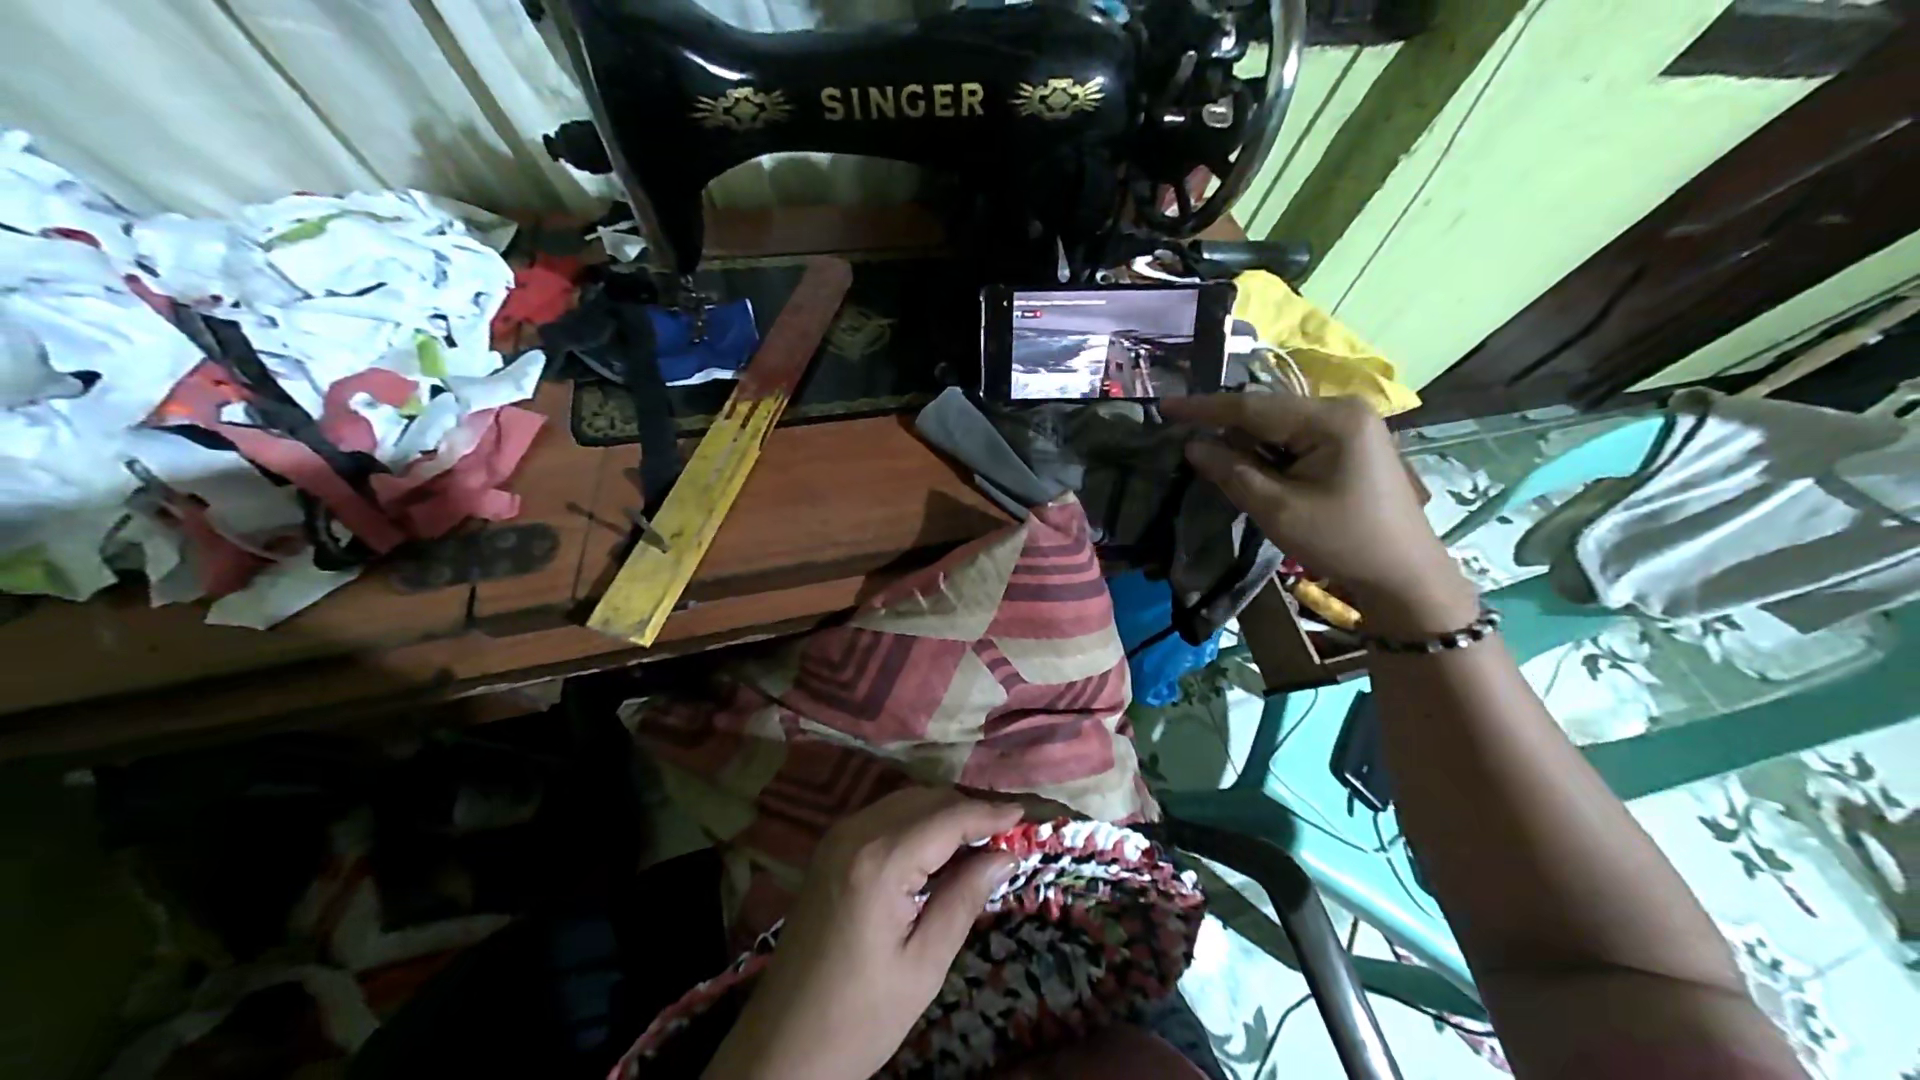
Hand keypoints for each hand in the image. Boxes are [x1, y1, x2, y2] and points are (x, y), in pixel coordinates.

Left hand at [704, 788, 1023, 1079]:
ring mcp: (837, 838)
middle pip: (926, 799)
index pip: (947, 817)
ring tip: (983, 838)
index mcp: (879, 862)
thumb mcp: (924, 963)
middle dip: (969, 809)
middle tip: (1009, 832)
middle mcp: (855, 833)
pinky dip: (918, 821)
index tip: (1027, 815)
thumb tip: (1005, 855)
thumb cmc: (860, 1015)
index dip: (990, 814)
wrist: (782, 1046)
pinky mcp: (830, 850)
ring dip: (945, 812)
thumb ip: (964, 897)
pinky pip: (885, 816)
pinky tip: (939, 847)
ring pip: (905, 802)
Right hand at [1161, 393, 1478, 636]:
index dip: (1205, 408)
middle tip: (1185, 440)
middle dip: (1226, 427)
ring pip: (1279, 425)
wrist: (1403, 573)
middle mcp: (1344, 408)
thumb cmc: (1342, 541)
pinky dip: (1268, 451)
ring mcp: (1351, 424)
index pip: (1254, 407)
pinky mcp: (1350, 442)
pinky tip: (1251, 467)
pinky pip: (1295, 437)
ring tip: (1213, 458)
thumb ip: (1232, 472)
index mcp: (1332, 419)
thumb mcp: (1278, 510)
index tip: (1164, 406)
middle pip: (1267, 412)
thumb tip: (1193, 446)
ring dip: (1247, 442)